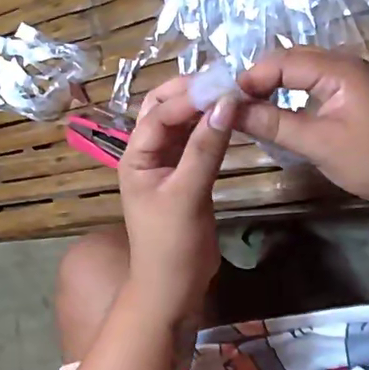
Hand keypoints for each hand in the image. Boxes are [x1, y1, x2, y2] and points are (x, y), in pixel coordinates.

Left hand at [116, 79, 236, 318]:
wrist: (173, 288)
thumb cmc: (171, 245)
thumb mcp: (187, 194)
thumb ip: (204, 148)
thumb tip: (226, 103)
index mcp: (135, 157)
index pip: (160, 114)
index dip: (190, 96)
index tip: (224, 83)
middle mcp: (147, 155)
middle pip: (164, 110)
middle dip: (191, 92)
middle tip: (226, 81)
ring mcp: (167, 165)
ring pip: (182, 124)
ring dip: (203, 108)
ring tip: (233, 93)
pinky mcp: (186, 176)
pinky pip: (196, 142)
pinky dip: (211, 129)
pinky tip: (231, 119)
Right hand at [234, 47, 368, 209]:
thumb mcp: (319, 144)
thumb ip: (274, 124)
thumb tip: (230, 110)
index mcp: (340, 69)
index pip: (282, 61)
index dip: (250, 78)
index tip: (223, 101)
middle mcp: (345, 65)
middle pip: (290, 60)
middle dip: (258, 78)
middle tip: (230, 104)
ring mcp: (350, 80)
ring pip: (300, 72)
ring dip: (272, 86)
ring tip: (246, 108)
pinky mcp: (351, 97)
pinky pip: (311, 85)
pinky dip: (289, 95)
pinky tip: (274, 112)